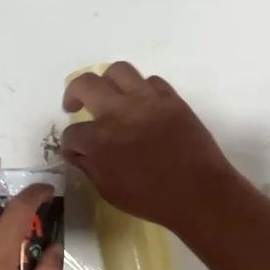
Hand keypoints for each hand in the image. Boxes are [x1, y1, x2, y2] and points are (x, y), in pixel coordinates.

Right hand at [61, 62, 241, 231]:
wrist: (199, 193)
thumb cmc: (151, 199)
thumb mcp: (108, 190)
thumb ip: (89, 167)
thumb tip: (79, 152)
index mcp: (99, 140)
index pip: (71, 133)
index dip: (70, 144)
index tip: (76, 151)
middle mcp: (118, 112)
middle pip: (85, 85)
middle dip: (73, 94)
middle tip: (75, 105)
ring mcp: (146, 101)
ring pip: (118, 70)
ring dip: (106, 81)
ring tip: (108, 95)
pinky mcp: (171, 99)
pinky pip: (151, 81)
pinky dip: (140, 89)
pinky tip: (140, 104)